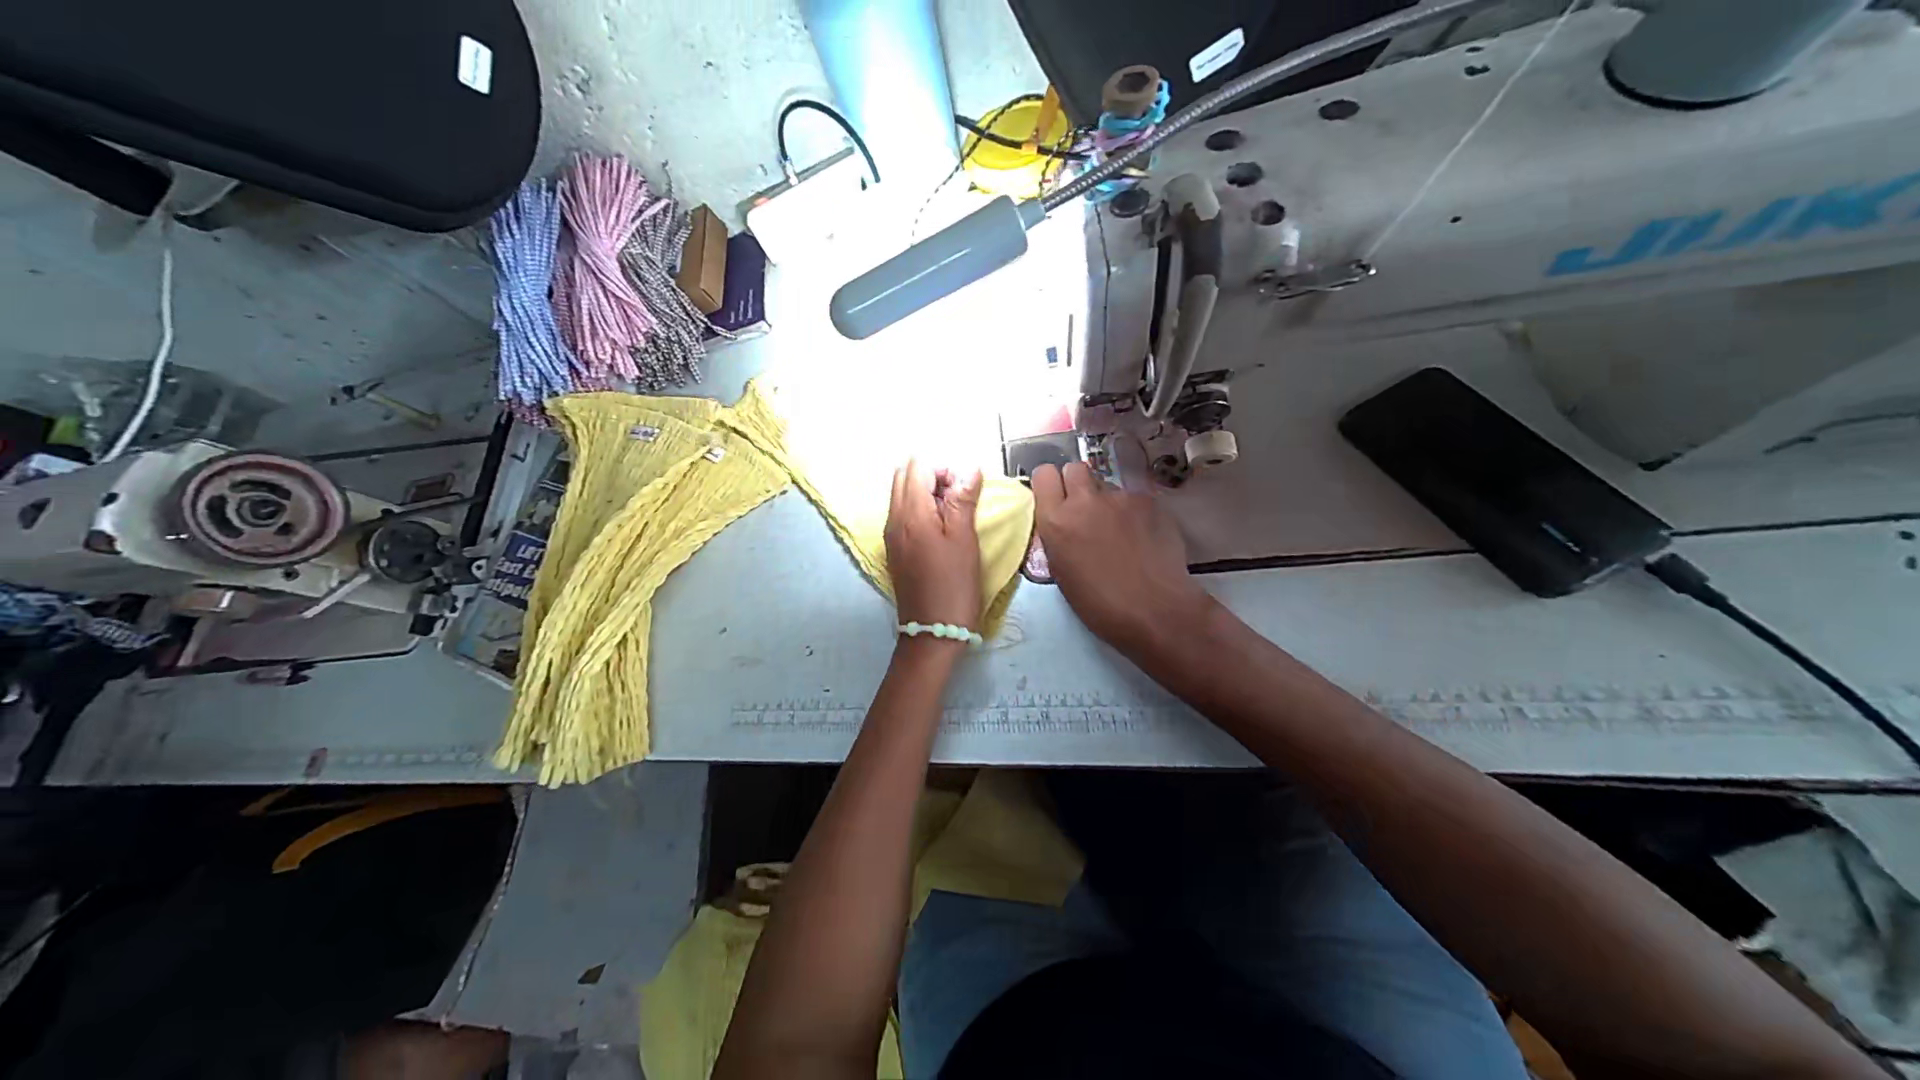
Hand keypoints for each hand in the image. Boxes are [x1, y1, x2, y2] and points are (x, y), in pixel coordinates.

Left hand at [885, 459, 983, 630]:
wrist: (933, 632)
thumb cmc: (954, 585)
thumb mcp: (964, 540)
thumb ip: (963, 501)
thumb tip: (968, 469)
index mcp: (910, 514)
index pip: (917, 468)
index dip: (943, 469)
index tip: (964, 490)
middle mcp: (893, 520)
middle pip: (905, 478)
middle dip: (932, 478)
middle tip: (959, 499)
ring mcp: (890, 536)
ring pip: (902, 496)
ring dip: (927, 495)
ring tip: (954, 516)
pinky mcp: (894, 551)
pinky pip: (902, 516)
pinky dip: (921, 512)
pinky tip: (942, 531)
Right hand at [1030, 462, 1212, 654]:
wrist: (1155, 610)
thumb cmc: (1100, 604)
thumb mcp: (1062, 571)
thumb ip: (1058, 537)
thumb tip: (1063, 523)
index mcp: (1056, 520)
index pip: (1044, 474)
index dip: (1050, 484)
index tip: (1055, 498)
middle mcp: (1085, 500)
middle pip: (1075, 468)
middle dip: (1077, 484)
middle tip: (1085, 510)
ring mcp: (1120, 498)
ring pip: (1107, 485)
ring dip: (1107, 502)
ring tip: (1119, 531)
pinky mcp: (1149, 501)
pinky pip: (1133, 499)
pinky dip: (1133, 513)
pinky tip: (1142, 536)